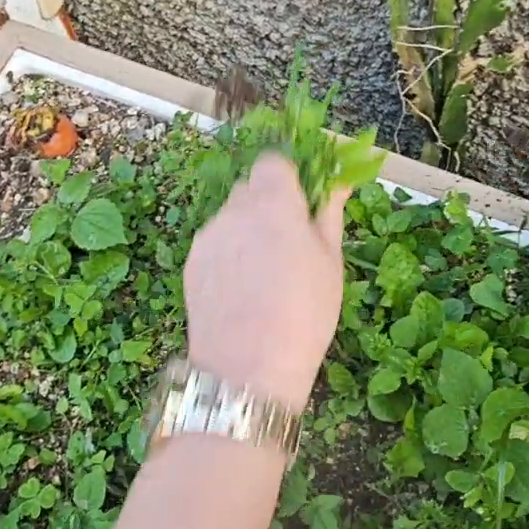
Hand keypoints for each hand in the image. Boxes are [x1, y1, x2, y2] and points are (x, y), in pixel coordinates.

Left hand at [183, 154, 348, 411]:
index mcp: (273, 201)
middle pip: (250, 188)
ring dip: (248, 230)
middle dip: (269, 204)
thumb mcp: (330, 262)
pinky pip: (215, 244)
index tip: (304, 204)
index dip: (290, 178)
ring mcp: (208, 236)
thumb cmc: (304, 313)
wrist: (249, 367)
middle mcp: (234, 209)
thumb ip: (328, 214)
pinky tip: (243, 289)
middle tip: (290, 241)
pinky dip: (230, 254)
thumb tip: (337, 184)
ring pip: (231, 217)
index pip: (274, 162)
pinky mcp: (191, 262)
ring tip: (266, 274)